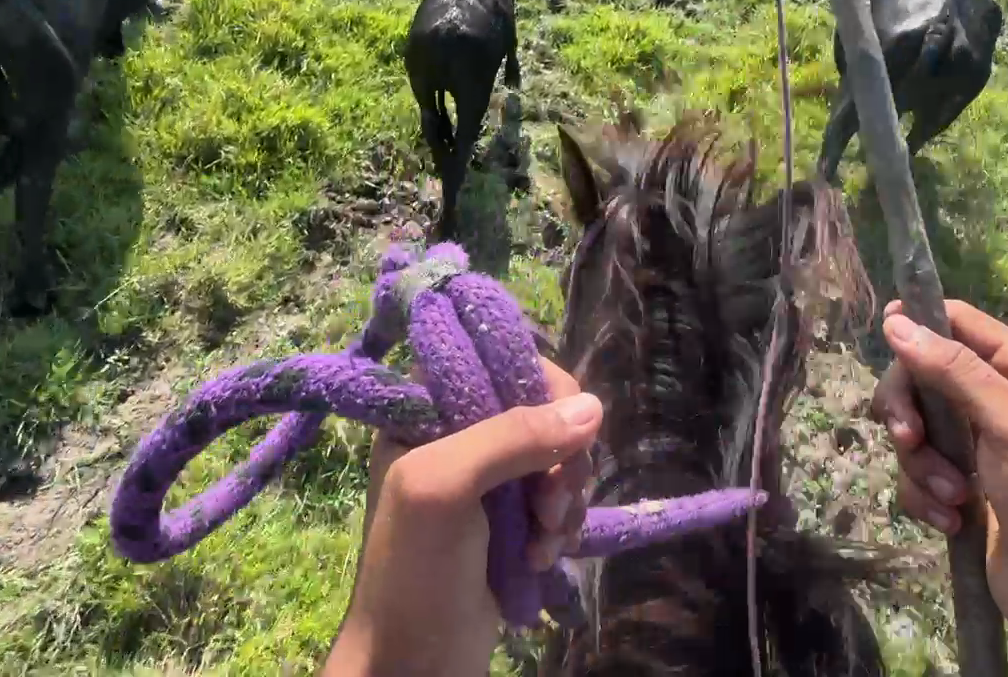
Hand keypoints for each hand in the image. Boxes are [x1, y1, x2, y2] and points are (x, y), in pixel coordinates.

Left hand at [321, 359, 599, 676]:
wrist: (414, 667)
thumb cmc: (413, 570)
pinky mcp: (515, 514)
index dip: (543, 390)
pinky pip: (563, 494)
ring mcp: (492, 474)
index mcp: (431, 407)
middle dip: (561, 458)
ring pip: (561, 453)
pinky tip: (543, 555)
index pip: (504, 361)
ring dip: (565, 498)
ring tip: (543, 540)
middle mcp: (463, 430)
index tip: (556, 432)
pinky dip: (564, 522)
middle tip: (549, 505)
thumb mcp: (446, 486)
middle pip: (544, 408)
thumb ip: (511, 437)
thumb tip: (594, 406)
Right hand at [876, 300, 1007, 676]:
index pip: (961, 322)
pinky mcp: (960, 483)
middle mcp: (999, 401)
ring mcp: (978, 444)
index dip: (920, 322)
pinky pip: (916, 469)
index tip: (884, 332)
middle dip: (910, 410)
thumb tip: (895, 322)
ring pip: (914, 425)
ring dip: (921, 462)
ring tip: (952, 496)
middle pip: (923, 374)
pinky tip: (952, 520)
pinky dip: (925, 494)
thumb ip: (954, 370)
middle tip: (910, 438)